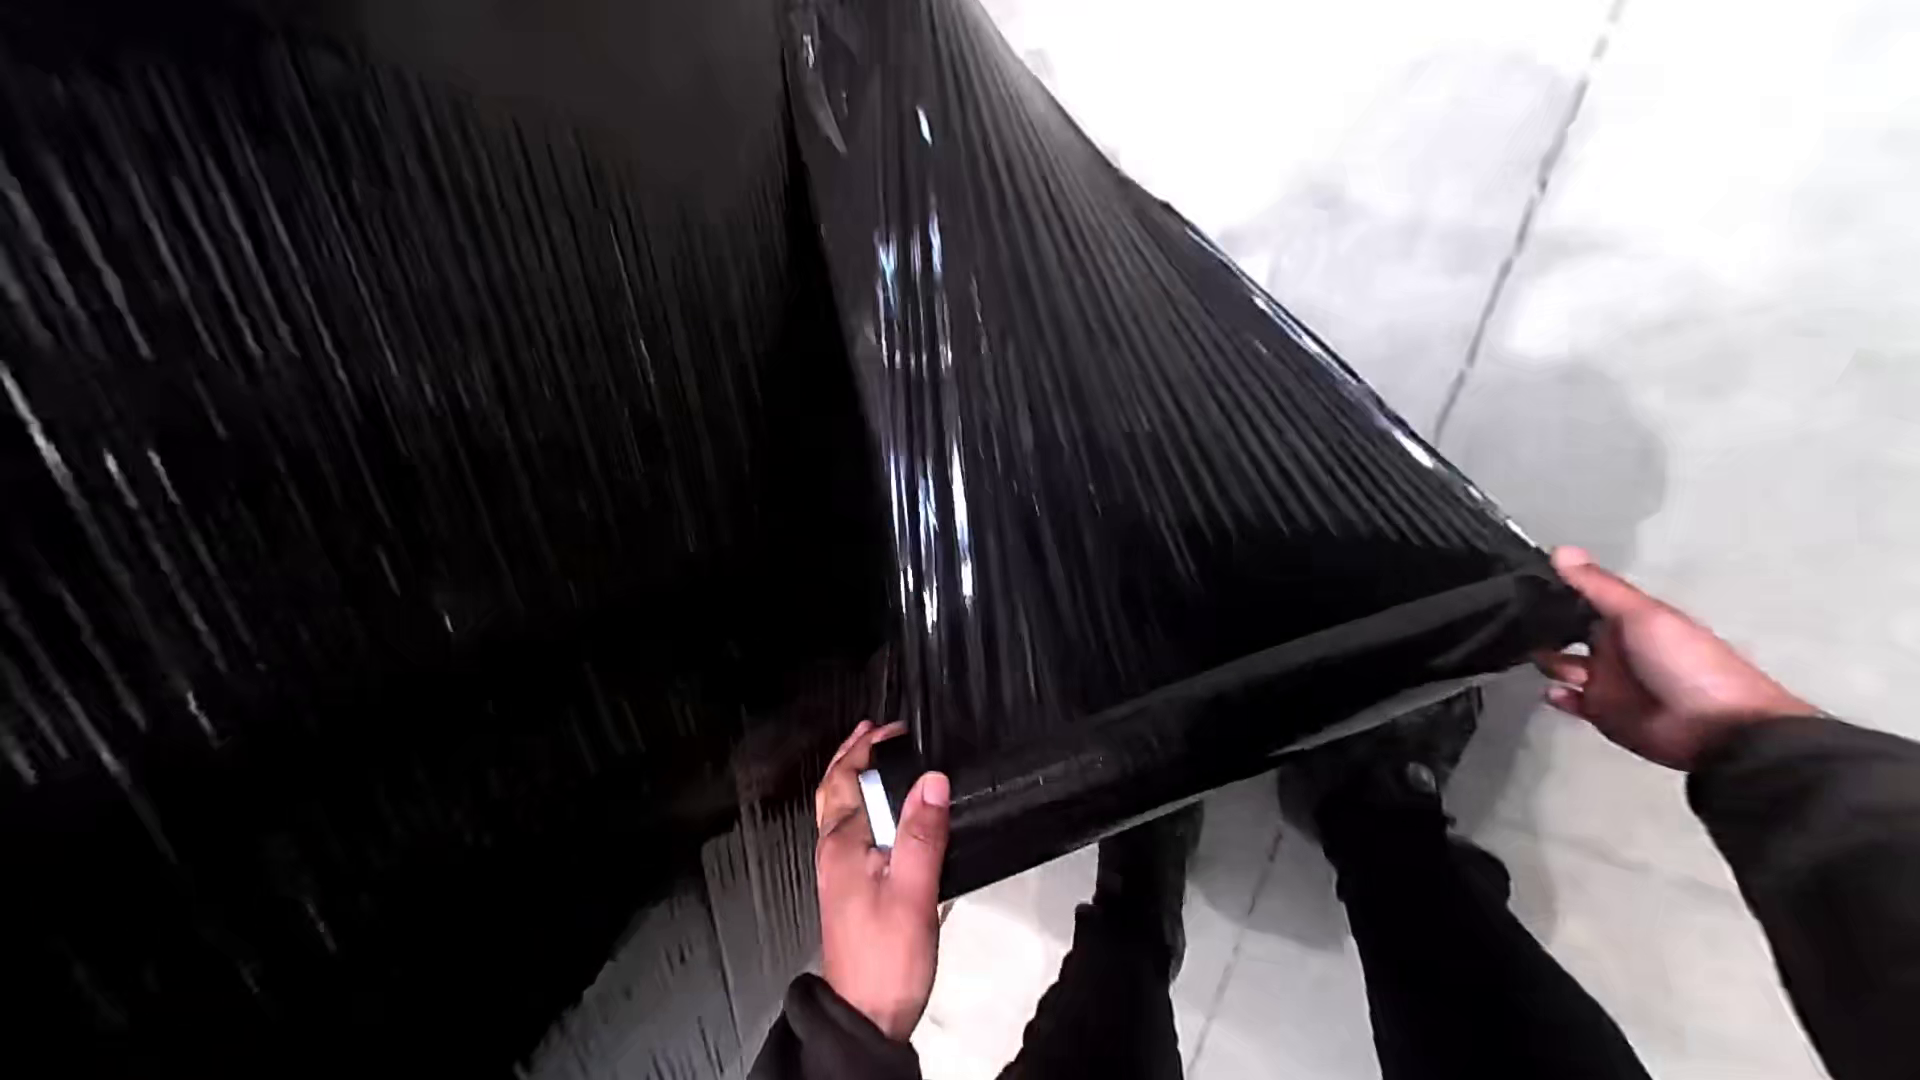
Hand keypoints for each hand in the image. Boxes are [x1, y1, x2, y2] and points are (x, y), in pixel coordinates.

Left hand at [814, 720, 950, 1040]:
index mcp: (842, 844)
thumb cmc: (885, 959)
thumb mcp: (912, 891)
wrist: (866, 1018)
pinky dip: (866, 804)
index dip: (865, 747)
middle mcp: (834, 852)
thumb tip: (932, 780)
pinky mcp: (852, 887)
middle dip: (852, 755)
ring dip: (857, 777)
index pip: (845, 778)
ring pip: (841, 809)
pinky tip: (887, 812)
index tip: (890, 728)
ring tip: (880, 760)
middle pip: (834, 790)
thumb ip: (922, 834)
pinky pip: (854, 829)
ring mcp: (840, 870)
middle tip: (875, 732)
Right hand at [1534, 547, 1816, 770]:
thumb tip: (1559, 548)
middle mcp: (1613, 647)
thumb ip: (1598, 586)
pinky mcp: (1600, 710)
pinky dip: (1557, 695)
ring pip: (1559, 665)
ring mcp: (1606, 681)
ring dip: (1544, 661)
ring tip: (1534, 656)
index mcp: (1627, 622)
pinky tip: (1557, 690)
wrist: (1721, 729)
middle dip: (1541, 629)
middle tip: (1515, 624)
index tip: (1518, 584)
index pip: (1581, 601)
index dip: (1554, 592)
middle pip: (1564, 633)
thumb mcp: (1644, 616)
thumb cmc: (1685, 664)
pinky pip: (1567, 699)